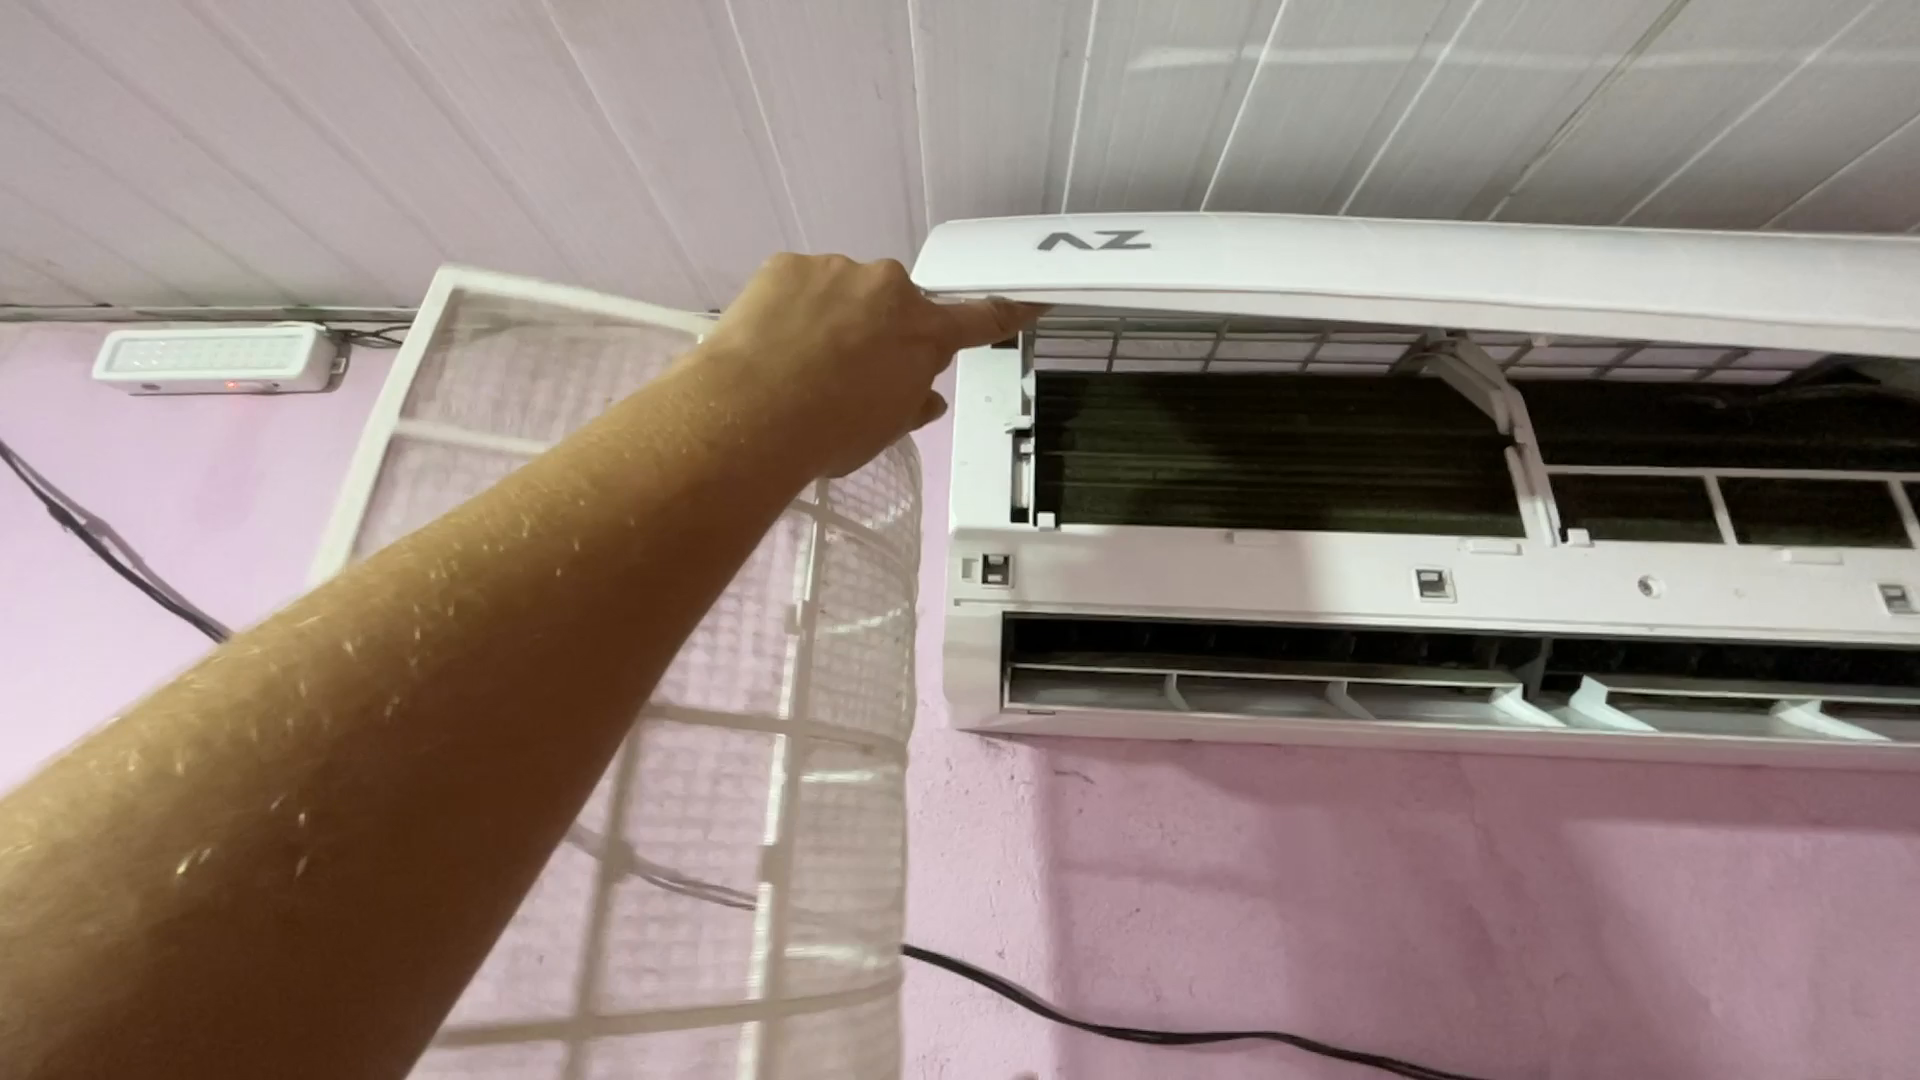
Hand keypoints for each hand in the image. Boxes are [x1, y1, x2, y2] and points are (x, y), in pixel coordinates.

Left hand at [692, 253, 1042, 476]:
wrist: (751, 415)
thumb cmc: (830, 434)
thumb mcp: (881, 432)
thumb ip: (909, 406)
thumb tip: (927, 397)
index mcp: (923, 334)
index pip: (978, 320)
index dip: (1007, 314)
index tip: (1034, 299)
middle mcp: (889, 289)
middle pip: (897, 306)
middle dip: (883, 330)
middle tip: (848, 370)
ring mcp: (838, 270)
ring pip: (846, 291)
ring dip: (834, 317)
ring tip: (797, 361)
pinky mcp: (789, 264)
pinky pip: (801, 284)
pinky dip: (793, 308)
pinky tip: (771, 341)